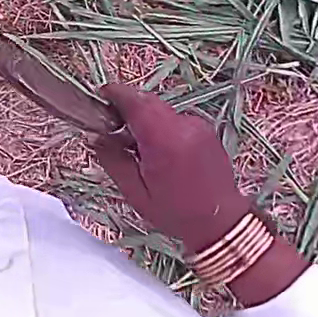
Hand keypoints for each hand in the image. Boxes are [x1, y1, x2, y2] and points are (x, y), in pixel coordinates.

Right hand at [91, 84, 308, 305]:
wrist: (222, 223)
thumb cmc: (176, 213)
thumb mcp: (135, 192)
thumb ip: (113, 160)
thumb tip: (95, 137)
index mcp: (165, 141)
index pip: (136, 102)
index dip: (115, 93)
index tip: (100, 95)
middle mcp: (184, 126)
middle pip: (147, 102)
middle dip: (126, 107)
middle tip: (110, 124)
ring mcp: (197, 125)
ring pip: (159, 109)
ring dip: (143, 118)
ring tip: (134, 145)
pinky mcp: (204, 129)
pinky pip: (173, 118)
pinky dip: (159, 126)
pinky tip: (155, 150)